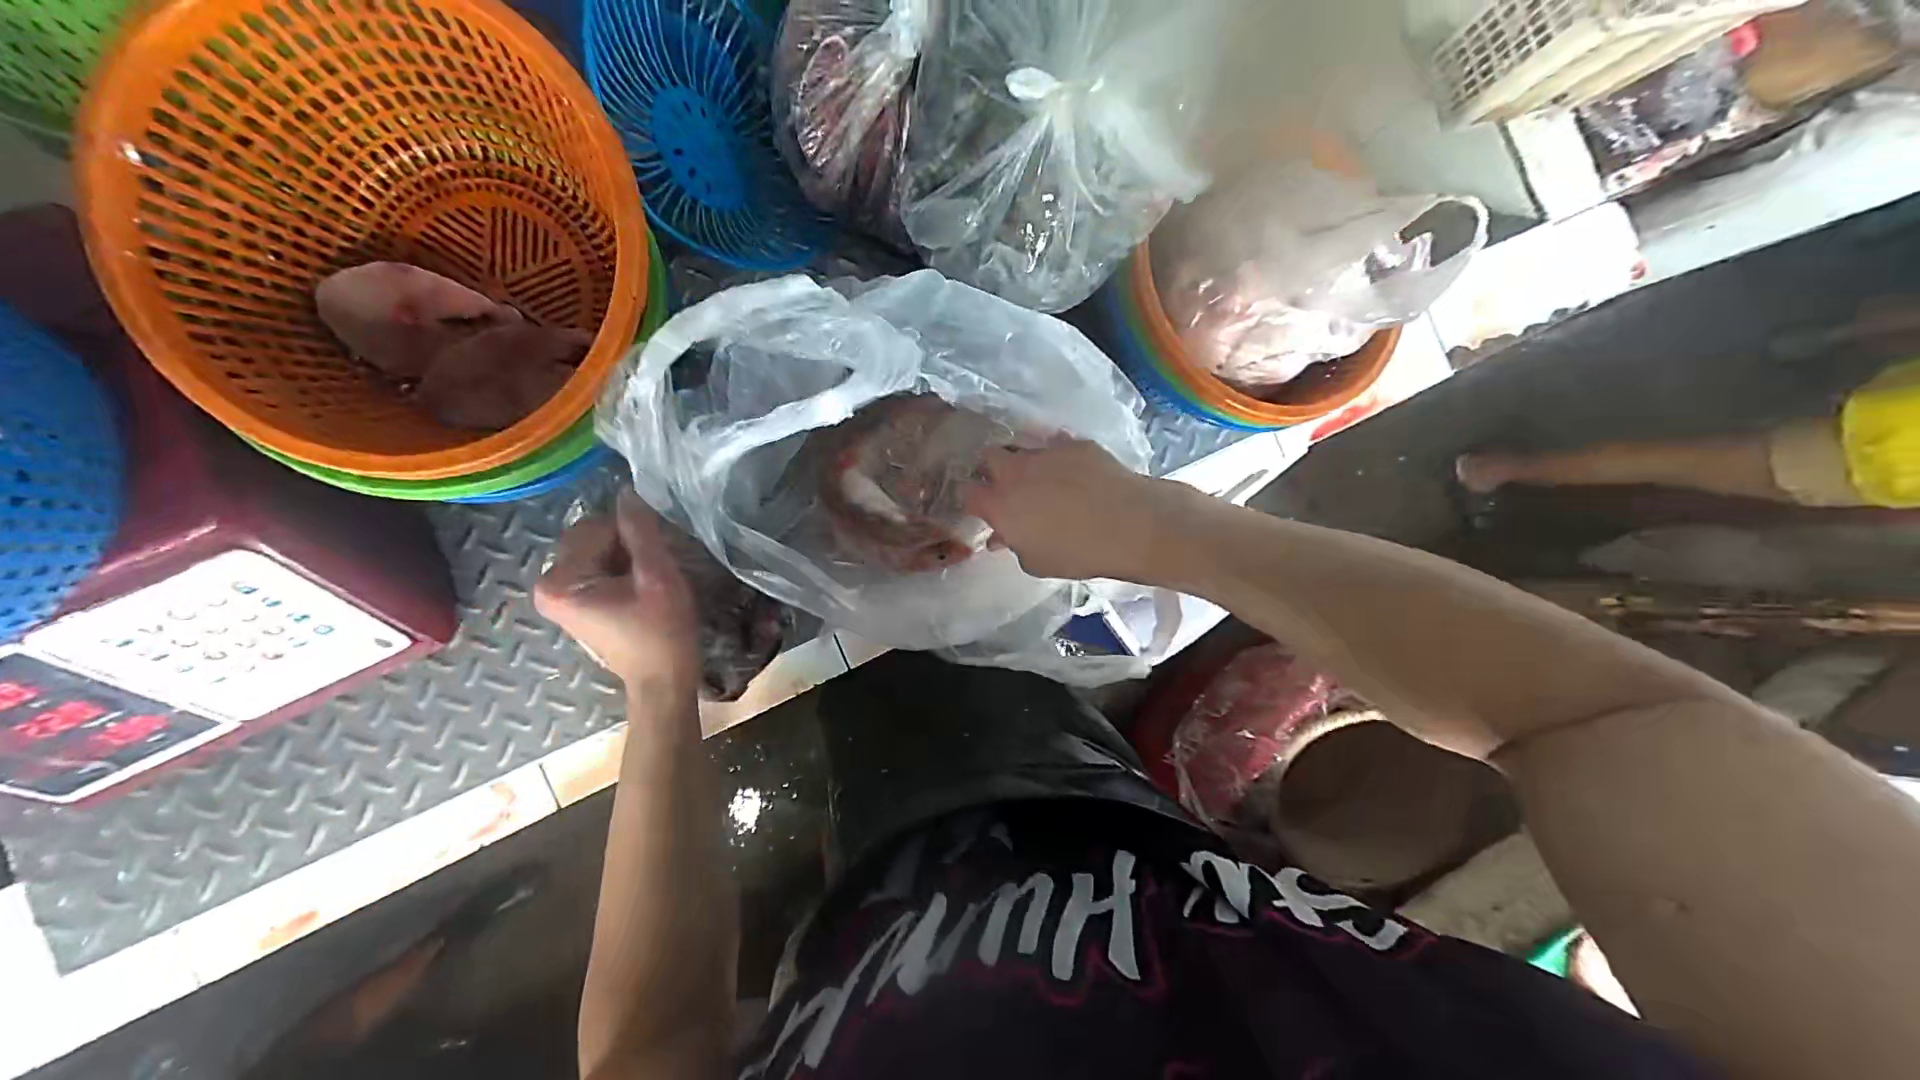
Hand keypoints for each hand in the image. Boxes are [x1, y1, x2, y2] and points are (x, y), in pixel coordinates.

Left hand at [534, 491, 697, 688]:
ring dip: (623, 556)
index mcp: (560, 580)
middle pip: (589, 537)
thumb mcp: (658, 575)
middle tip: (654, 568)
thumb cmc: (663, 632)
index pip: (595, 527)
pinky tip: (638, 589)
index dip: (632, 534)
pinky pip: (593, 567)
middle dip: (624, 544)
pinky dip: (617, 570)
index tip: (657, 555)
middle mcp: (547, 585)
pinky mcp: (569, 603)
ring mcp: (556, 596)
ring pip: (594, 550)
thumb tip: (629, 492)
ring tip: (648, 581)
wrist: (662, 680)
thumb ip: (640, 530)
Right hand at [963, 439, 1193, 581]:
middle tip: (1007, 487)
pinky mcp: (1075, 444)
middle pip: (988, 457)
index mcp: (1000, 504)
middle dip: (992, 468)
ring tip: (1041, 477)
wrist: (1130, 524)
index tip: (984, 509)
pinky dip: (1058, 456)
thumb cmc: (1077, 552)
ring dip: (1025, 460)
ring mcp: (1045, 452)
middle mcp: (1016, 471)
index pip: (968, 493)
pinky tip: (1074, 472)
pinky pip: (1057, 444)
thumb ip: (1014, 545)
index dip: (974, 500)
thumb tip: (1003, 536)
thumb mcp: (1036, 562)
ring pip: (1022, 446)